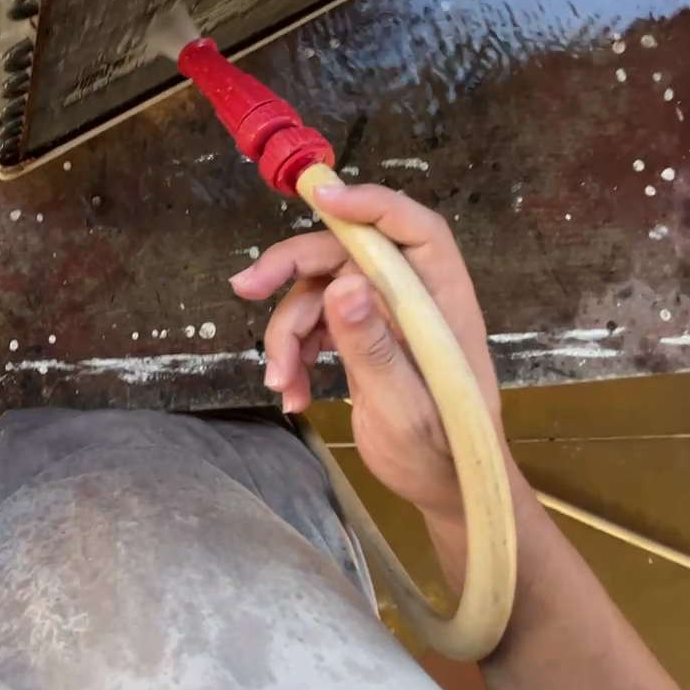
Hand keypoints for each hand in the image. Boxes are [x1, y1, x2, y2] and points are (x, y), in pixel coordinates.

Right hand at [229, 183, 504, 524]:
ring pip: (313, 292)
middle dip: (289, 270)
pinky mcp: (358, 334)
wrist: (442, 491)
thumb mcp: (407, 408)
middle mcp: (408, 296)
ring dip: (286, 334)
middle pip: (341, 253)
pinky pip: (310, 324)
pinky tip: (293, 391)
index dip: (369, 204)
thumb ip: (375, 347)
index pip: (413, 229)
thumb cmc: (444, 454)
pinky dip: (293, 354)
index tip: (322, 199)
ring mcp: (380, 313)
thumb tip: (342, 287)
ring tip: (281, 382)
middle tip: (245, 289)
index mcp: (439, 300)